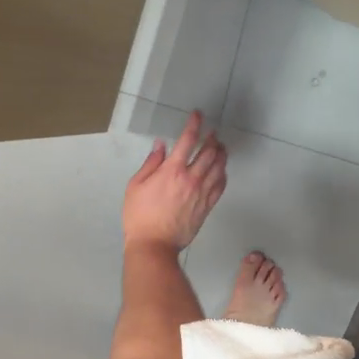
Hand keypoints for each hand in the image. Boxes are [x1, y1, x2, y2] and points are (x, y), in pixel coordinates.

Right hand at [123, 111, 227, 253]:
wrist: (155, 243)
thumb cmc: (139, 215)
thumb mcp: (136, 185)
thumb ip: (151, 163)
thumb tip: (162, 145)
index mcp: (172, 171)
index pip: (187, 141)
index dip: (194, 125)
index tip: (198, 115)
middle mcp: (191, 179)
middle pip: (208, 153)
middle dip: (212, 139)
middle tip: (213, 133)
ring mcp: (202, 193)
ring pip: (218, 168)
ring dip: (221, 155)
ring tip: (221, 147)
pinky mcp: (208, 206)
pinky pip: (221, 186)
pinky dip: (223, 174)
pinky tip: (222, 170)